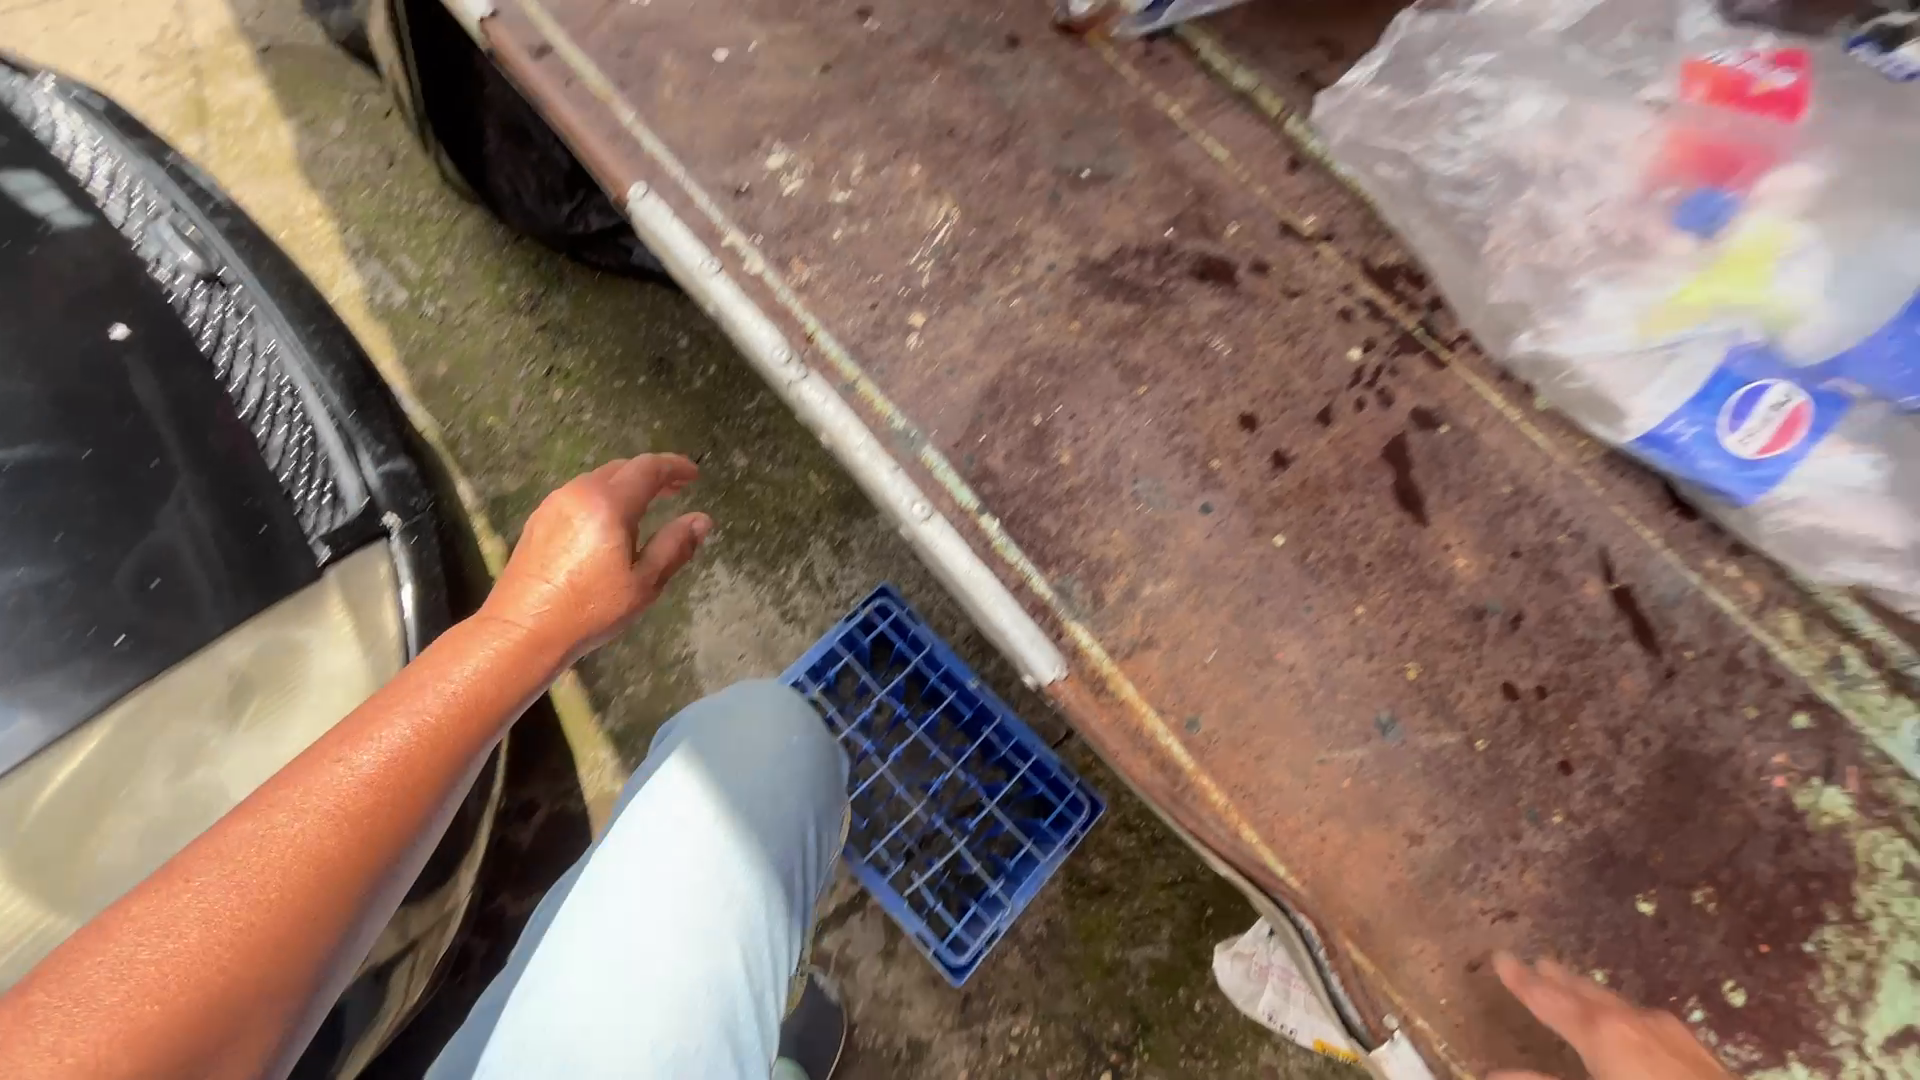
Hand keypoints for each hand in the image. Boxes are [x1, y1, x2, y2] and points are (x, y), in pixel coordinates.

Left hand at [479, 455, 710, 662]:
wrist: (522, 630)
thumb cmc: (590, 609)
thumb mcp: (644, 583)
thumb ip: (675, 546)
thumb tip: (702, 520)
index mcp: (608, 505)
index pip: (648, 469)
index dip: (675, 467)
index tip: (695, 475)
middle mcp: (579, 494)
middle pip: (622, 468)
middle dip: (652, 474)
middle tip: (677, 489)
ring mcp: (554, 504)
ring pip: (599, 479)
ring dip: (627, 484)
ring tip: (648, 505)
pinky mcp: (540, 519)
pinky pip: (581, 494)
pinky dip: (605, 496)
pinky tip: (613, 522)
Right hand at [1492, 953, 1731, 1079]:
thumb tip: (1490, 1072)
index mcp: (1600, 1031)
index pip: (1548, 998)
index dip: (1521, 979)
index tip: (1500, 956)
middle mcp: (1632, 1021)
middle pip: (1587, 994)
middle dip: (1561, 980)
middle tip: (1539, 963)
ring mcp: (1674, 1037)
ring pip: (1621, 1006)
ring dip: (1594, 995)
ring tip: (1580, 989)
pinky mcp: (1705, 1058)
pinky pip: (1651, 1023)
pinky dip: (1628, 1016)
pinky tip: (1639, 1026)